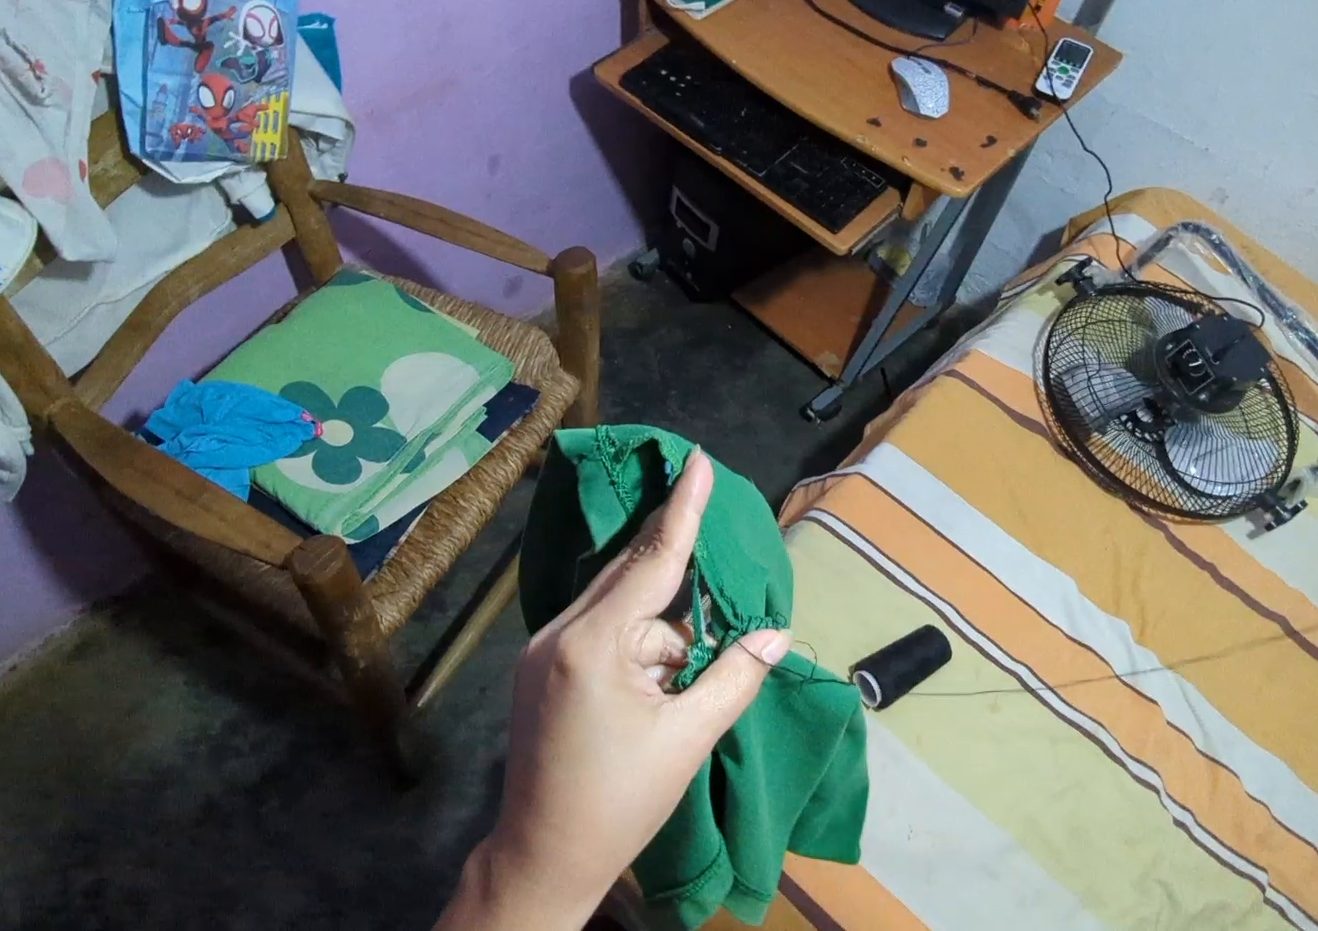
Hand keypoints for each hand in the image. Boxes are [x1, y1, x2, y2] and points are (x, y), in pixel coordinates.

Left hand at [437, 450, 791, 930]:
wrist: (541, 857)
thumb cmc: (618, 804)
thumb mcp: (686, 741)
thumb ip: (734, 678)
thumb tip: (776, 636)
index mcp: (593, 645)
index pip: (652, 562)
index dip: (682, 509)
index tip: (697, 460)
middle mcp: (561, 632)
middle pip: (631, 574)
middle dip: (674, 554)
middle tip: (707, 517)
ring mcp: (545, 648)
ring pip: (619, 607)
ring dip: (660, 626)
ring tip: (679, 683)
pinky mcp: (543, 665)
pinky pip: (602, 629)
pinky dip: (638, 642)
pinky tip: (657, 679)